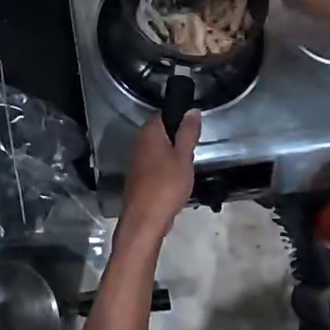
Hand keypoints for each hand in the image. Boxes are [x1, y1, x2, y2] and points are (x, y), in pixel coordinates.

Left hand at [120, 110, 199, 240]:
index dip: (180, 119)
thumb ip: (188, 132)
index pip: (163, 114)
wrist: (145, 219)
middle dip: (177, 139)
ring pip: (158, 149)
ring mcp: (135, 159)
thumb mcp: (184, 156)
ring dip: (171, 155)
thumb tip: (192, 110)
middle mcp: (138, 141)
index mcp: (149, 131)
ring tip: (186, 168)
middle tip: (193, 152)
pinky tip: (175, 180)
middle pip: (160, 132)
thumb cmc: (167, 184)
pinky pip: (153, 164)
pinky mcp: (136, 175)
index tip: (194, 131)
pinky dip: (164, 168)